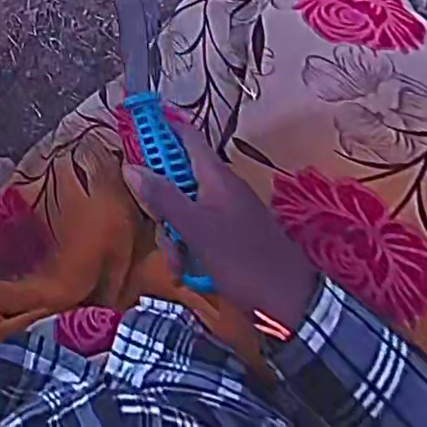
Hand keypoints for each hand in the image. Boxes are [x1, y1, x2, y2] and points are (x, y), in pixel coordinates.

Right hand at [122, 118, 318, 328]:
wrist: (296, 306)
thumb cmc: (244, 259)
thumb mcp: (194, 228)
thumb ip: (161, 196)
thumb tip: (130, 166)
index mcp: (214, 174)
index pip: (184, 132)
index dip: (159, 122)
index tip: (135, 120)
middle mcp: (219, 186)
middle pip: (176, 174)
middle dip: (159, 199)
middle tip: (155, 221)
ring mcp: (226, 209)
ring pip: (183, 205)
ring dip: (173, 231)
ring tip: (177, 262)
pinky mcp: (231, 232)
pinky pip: (197, 226)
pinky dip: (188, 244)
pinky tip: (188, 269)